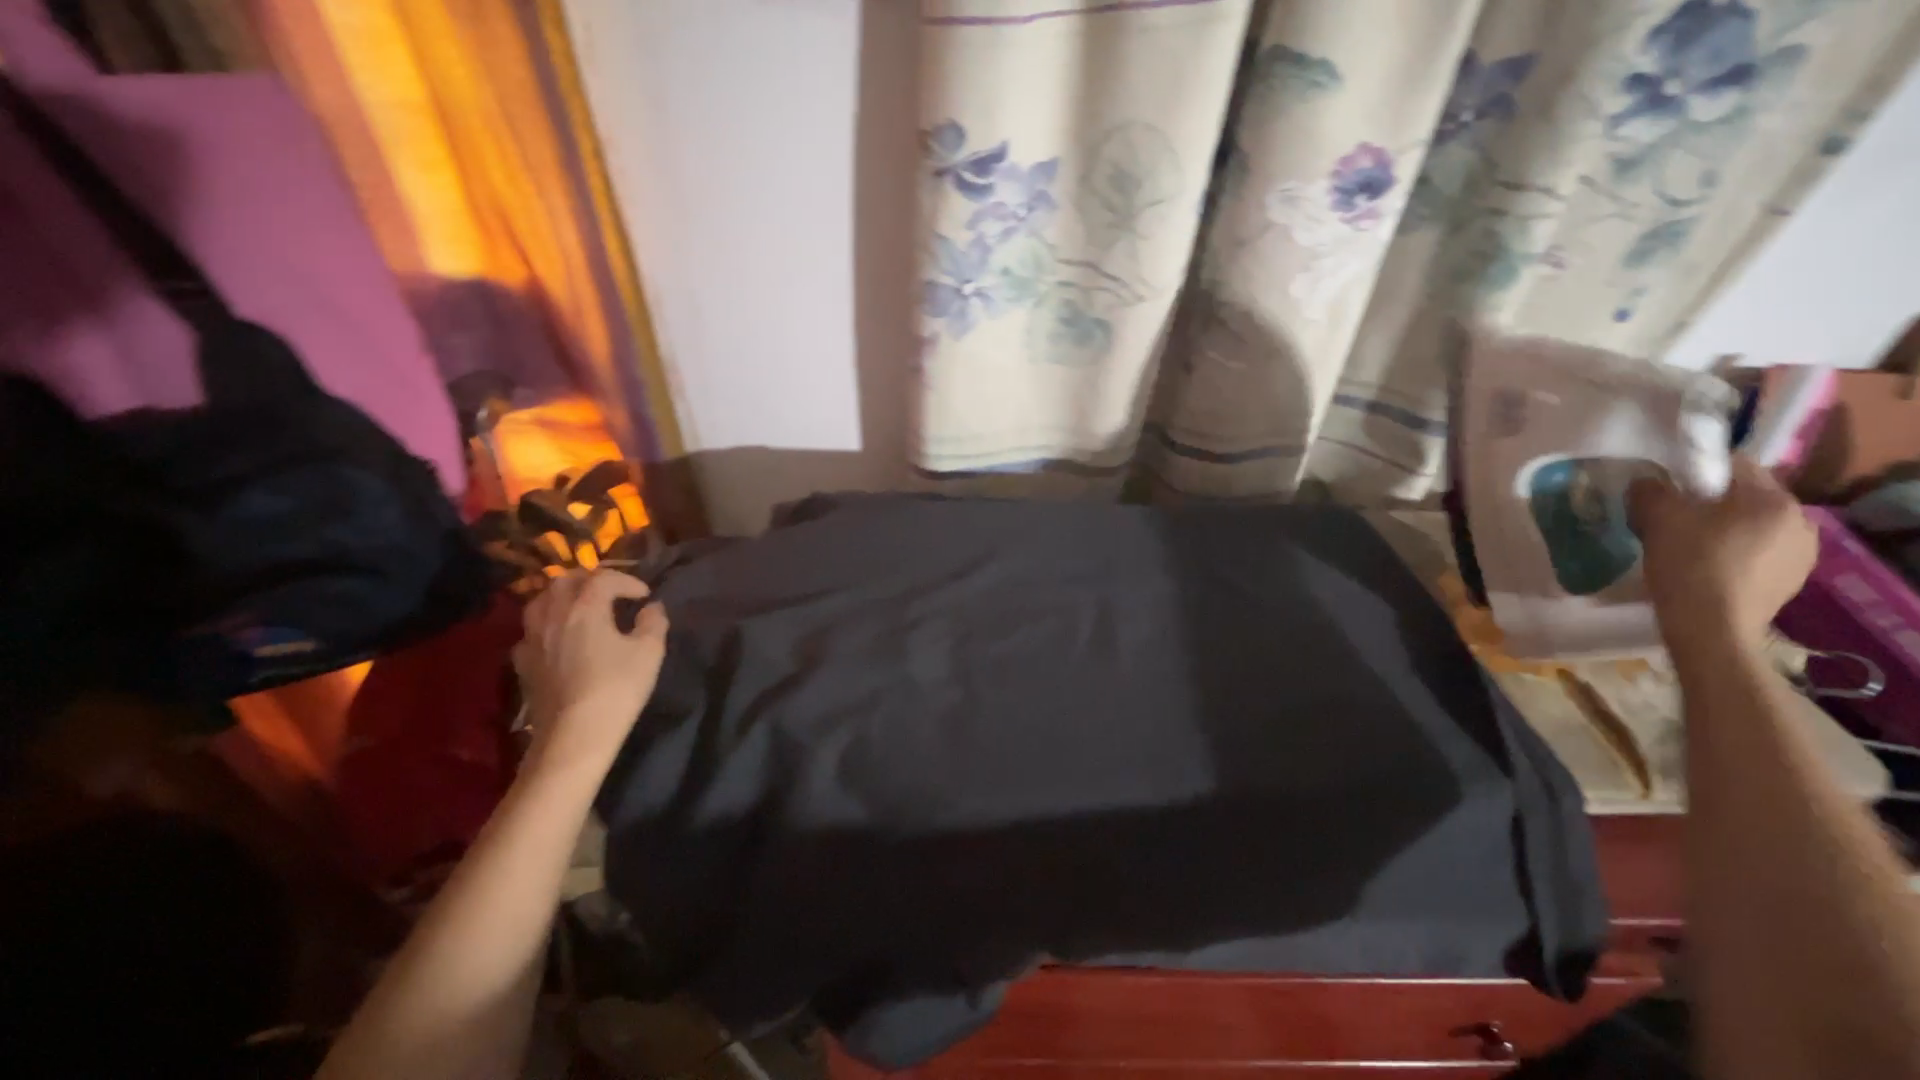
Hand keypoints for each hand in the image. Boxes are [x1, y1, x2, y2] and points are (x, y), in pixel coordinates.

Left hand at [513, 569, 669, 776]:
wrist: (573, 735)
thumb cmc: (616, 689)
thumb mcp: (650, 653)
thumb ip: (653, 623)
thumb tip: (652, 607)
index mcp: (585, 607)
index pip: (604, 578)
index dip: (627, 581)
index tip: (645, 596)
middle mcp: (553, 614)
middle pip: (565, 581)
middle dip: (589, 580)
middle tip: (609, 591)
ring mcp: (532, 638)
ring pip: (540, 601)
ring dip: (561, 597)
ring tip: (578, 607)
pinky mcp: (522, 663)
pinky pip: (530, 632)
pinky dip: (545, 626)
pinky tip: (555, 639)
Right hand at [1629, 456, 1817, 648]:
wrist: (1712, 630)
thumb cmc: (1689, 566)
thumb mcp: (1658, 520)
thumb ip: (1651, 491)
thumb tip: (1648, 483)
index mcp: (1773, 498)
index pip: (1735, 464)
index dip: (1698, 471)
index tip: (1671, 490)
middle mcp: (1800, 520)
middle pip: (1749, 496)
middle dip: (1716, 503)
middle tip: (1679, 521)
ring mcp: (1803, 553)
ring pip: (1757, 526)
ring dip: (1730, 530)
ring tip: (1695, 548)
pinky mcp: (1794, 581)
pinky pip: (1763, 553)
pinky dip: (1740, 555)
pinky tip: (1713, 571)